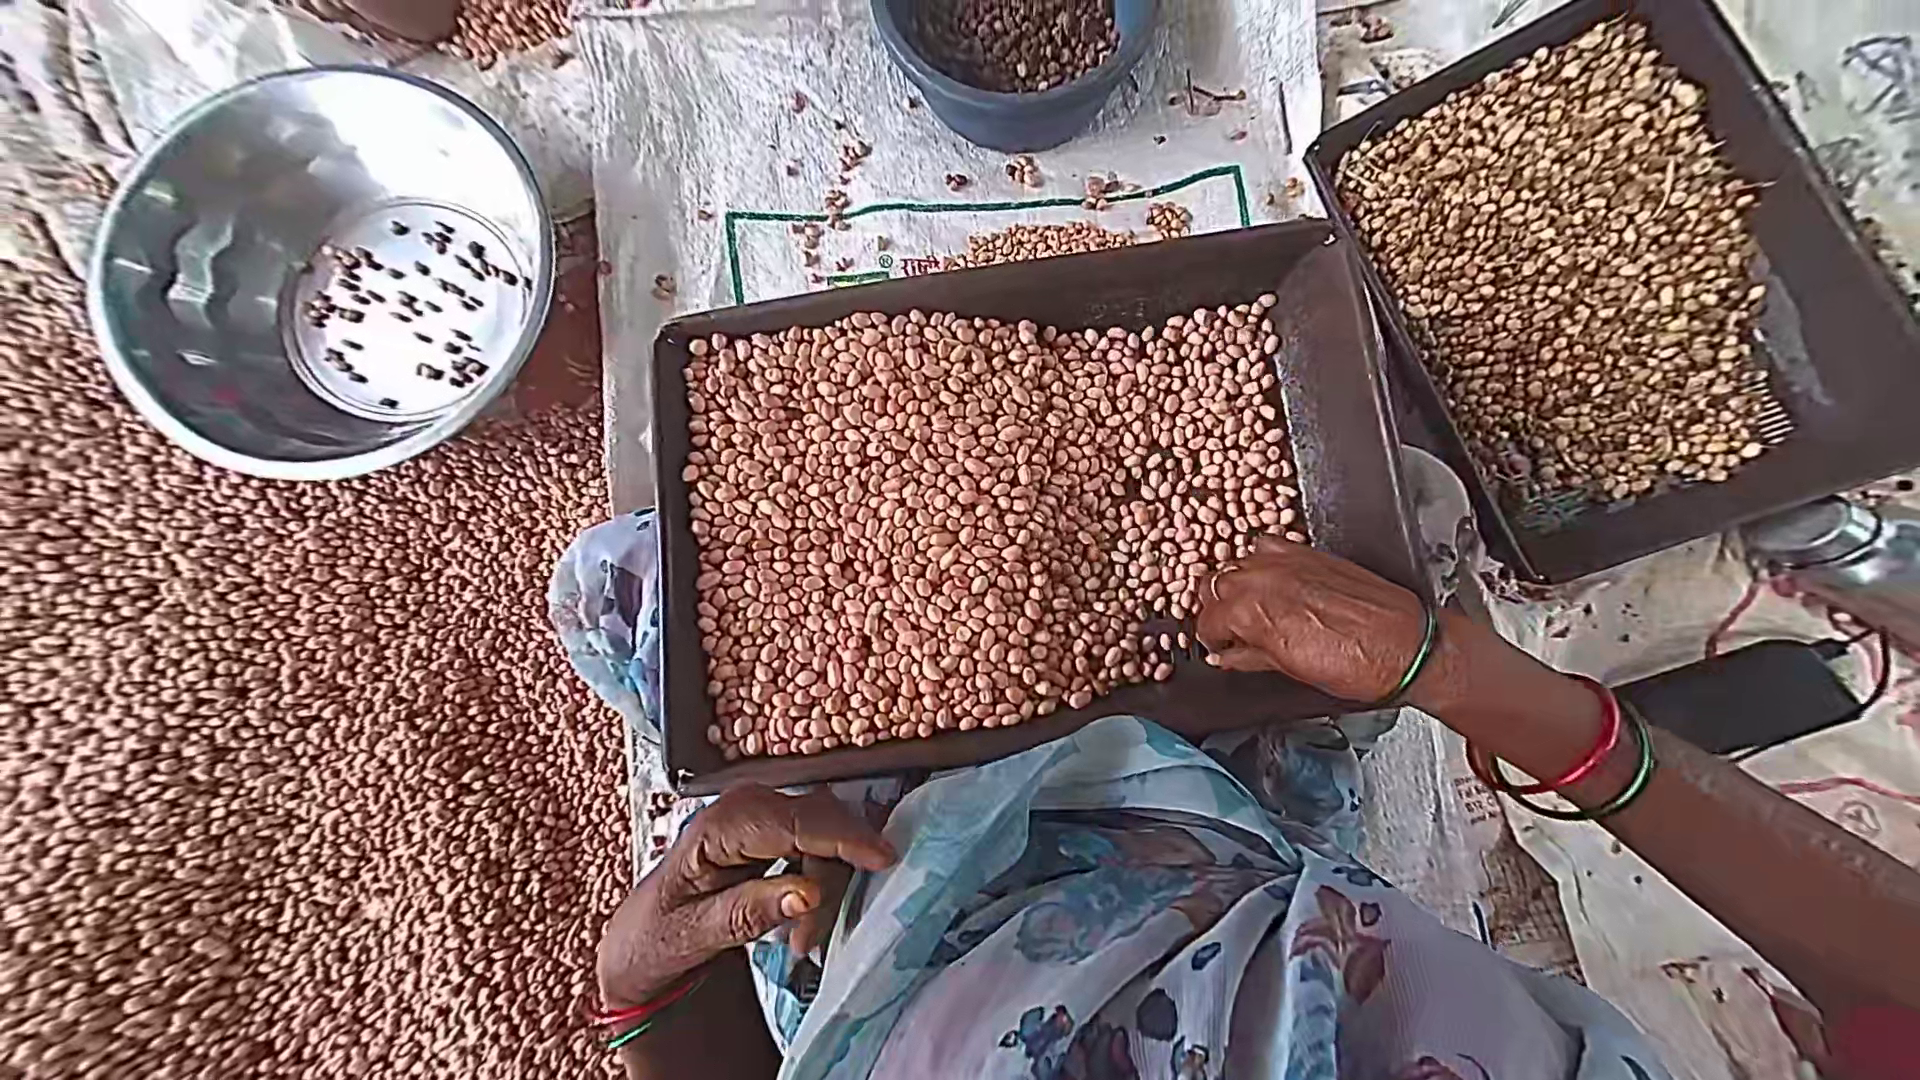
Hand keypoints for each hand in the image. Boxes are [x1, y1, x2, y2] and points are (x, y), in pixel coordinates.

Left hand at [596, 784, 895, 1008]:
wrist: (643, 932)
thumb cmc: (658, 934)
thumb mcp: (693, 935)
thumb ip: (748, 912)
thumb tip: (809, 894)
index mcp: (720, 824)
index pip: (797, 821)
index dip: (844, 837)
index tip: (883, 858)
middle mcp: (746, 804)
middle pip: (819, 822)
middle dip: (834, 873)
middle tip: (812, 938)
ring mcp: (763, 809)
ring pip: (825, 829)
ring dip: (828, 879)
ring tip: (802, 938)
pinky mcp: (775, 821)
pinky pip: (818, 836)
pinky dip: (823, 873)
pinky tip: (804, 911)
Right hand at [1193, 536, 1453, 707]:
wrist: (1409, 647)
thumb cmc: (1358, 664)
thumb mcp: (1290, 669)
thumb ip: (1248, 657)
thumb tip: (1227, 655)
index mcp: (1247, 614)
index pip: (1206, 622)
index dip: (1212, 638)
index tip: (1221, 646)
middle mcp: (1258, 581)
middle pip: (1213, 588)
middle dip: (1219, 610)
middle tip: (1233, 628)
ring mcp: (1281, 562)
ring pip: (1234, 565)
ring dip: (1236, 585)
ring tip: (1253, 604)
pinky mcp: (1305, 552)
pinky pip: (1264, 546)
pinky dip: (1261, 561)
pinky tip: (1272, 579)